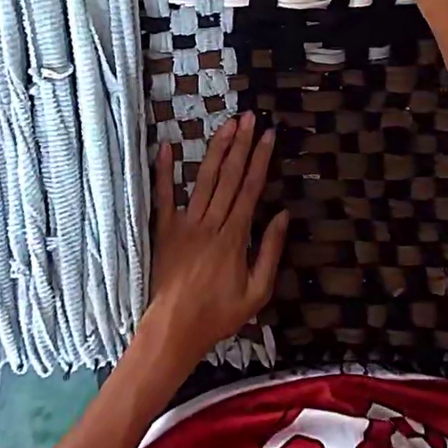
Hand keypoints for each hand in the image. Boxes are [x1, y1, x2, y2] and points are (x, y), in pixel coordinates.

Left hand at [143, 114, 289, 368]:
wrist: (174, 330)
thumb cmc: (218, 314)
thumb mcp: (257, 293)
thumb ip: (270, 252)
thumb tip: (283, 215)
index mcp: (234, 237)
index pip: (251, 189)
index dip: (260, 160)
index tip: (268, 136)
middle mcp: (211, 223)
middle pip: (230, 176)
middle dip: (242, 144)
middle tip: (250, 117)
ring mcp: (185, 224)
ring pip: (205, 179)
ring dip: (217, 149)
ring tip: (227, 124)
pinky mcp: (165, 230)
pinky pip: (163, 196)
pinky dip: (164, 171)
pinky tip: (167, 147)